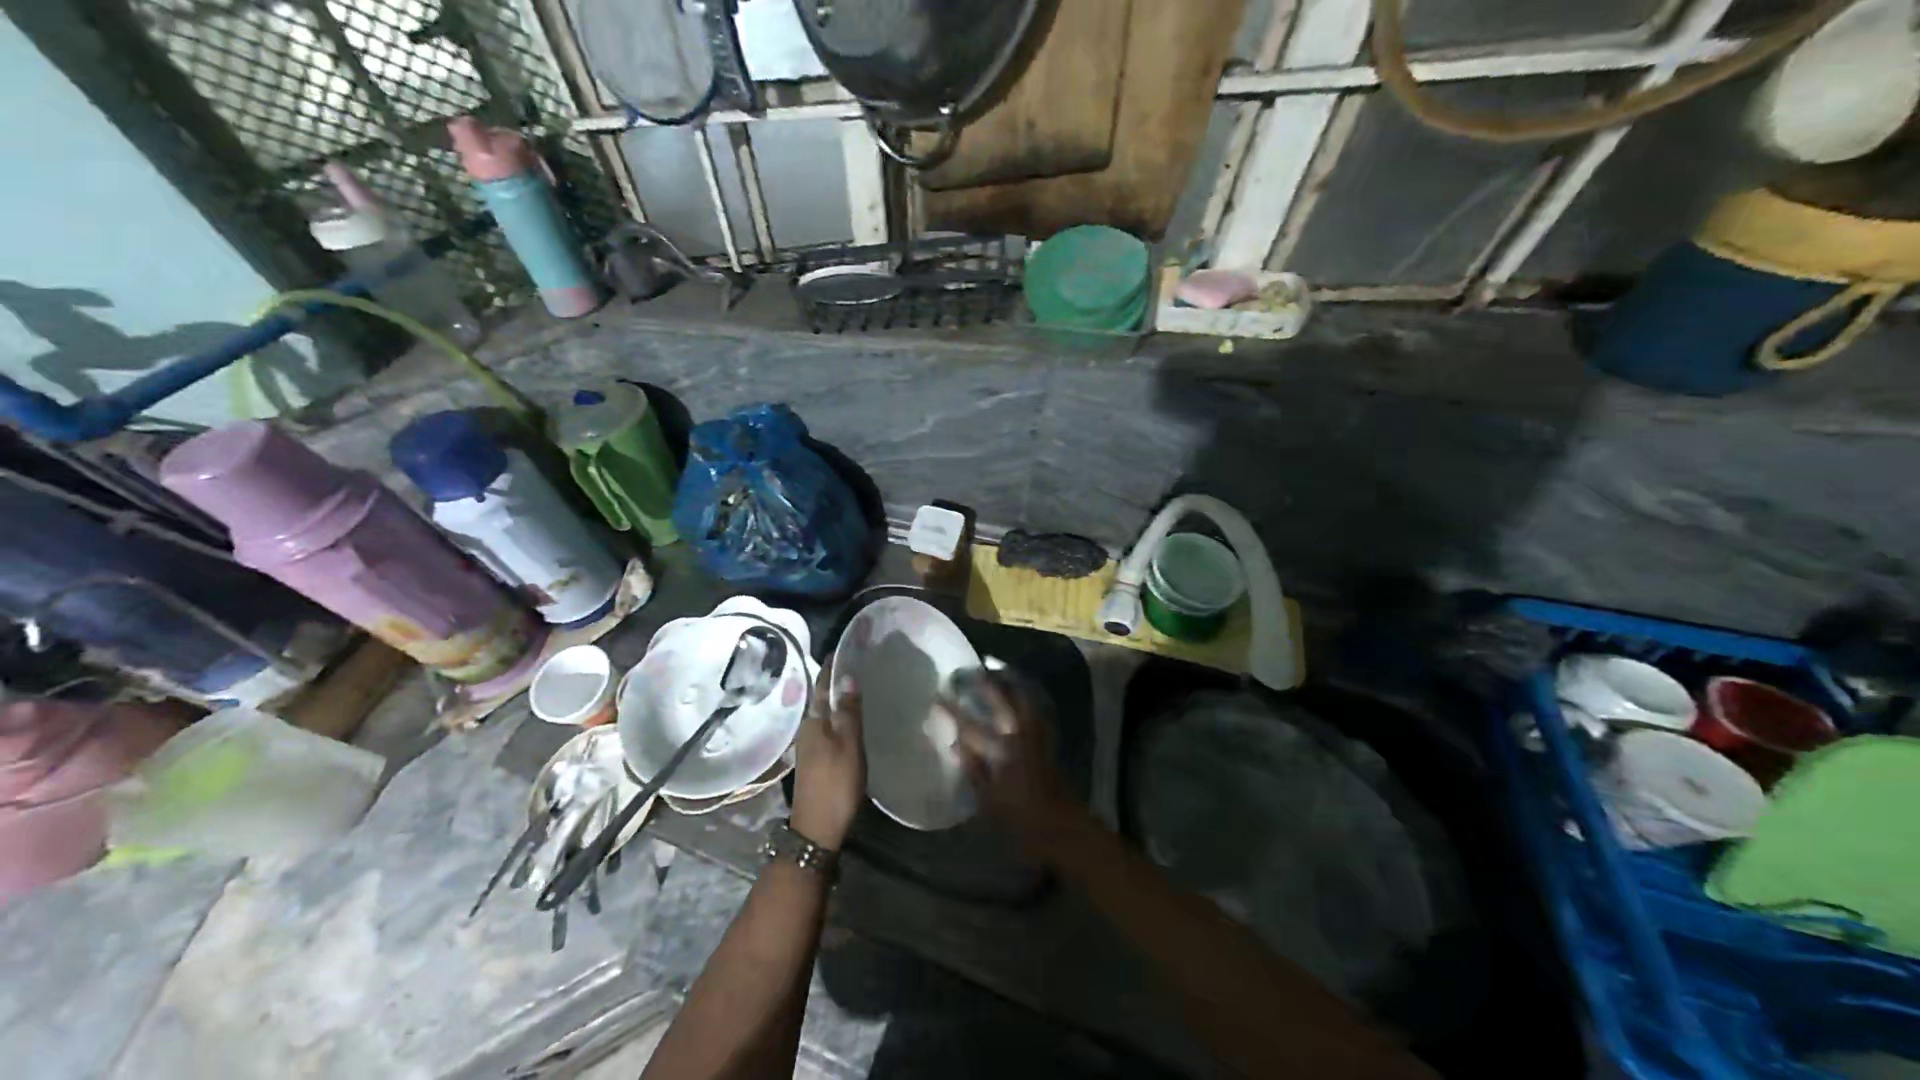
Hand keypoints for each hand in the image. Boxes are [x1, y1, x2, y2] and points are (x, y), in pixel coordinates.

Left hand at [791, 671, 864, 849]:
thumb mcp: (849, 746)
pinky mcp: (815, 759)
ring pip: (825, 714)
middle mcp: (808, 729)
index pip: (823, 685)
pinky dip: (839, 717)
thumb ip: (849, 713)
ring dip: (838, 700)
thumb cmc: (836, 784)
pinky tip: (852, 720)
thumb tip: (847, 677)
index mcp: (814, 722)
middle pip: (822, 698)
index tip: (845, 647)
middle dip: (836, 680)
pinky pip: (828, 728)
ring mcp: (810, 746)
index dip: (832, 667)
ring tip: (859, 687)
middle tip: (858, 663)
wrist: (817, 828)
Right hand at [949, 671, 1070, 840]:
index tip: (937, 696)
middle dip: (985, 685)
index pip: (969, 725)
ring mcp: (1037, 737)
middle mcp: (1019, 737)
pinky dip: (1028, 699)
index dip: (952, 710)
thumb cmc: (1022, 822)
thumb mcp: (988, 802)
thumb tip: (956, 744)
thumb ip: (972, 771)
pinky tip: (1022, 697)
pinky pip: (1037, 712)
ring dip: (1011, 685)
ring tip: (999, 672)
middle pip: (1001, 703)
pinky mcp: (1049, 743)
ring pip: (1024, 702)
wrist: (1065, 830)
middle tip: (973, 670)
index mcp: (1000, 751)